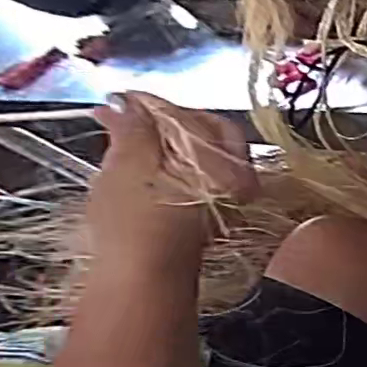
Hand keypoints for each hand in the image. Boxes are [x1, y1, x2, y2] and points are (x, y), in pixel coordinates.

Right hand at [87, 92, 256, 267]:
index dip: (157, 104)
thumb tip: (128, 104)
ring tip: (126, 124)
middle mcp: (243, 177)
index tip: (124, 95)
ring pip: (207, 148)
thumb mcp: (128, 167)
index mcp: (229, 167)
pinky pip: (204, 166)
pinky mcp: (220, 202)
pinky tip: (146, 148)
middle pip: (210, 131)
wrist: (144, 270)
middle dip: (169, 116)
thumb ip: (135, 130)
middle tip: (128, 109)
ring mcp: (235, 191)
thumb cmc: (134, 221)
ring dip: (170, 133)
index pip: (195, 121)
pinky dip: (177, 153)